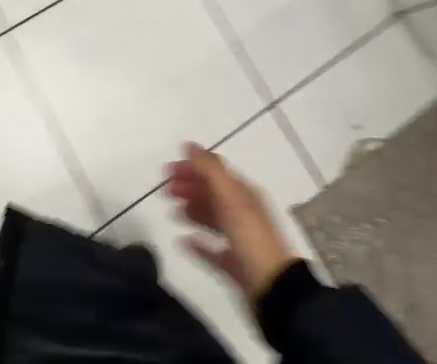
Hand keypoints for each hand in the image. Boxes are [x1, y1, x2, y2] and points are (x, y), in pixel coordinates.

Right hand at [164, 142, 297, 305]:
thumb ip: (211, 171)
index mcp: (245, 195)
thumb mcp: (232, 198)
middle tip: (163, 191)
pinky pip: (211, 249)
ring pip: (211, 219)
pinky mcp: (233, 265)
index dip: (192, 168)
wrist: (274, 290)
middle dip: (188, 188)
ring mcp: (238, 240)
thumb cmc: (252, 239)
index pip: (216, 173)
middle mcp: (243, 213)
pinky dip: (197, 243)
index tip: (166, 171)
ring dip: (191, 211)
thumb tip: (189, 146)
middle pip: (212, 194)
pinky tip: (183, 242)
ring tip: (171, 212)